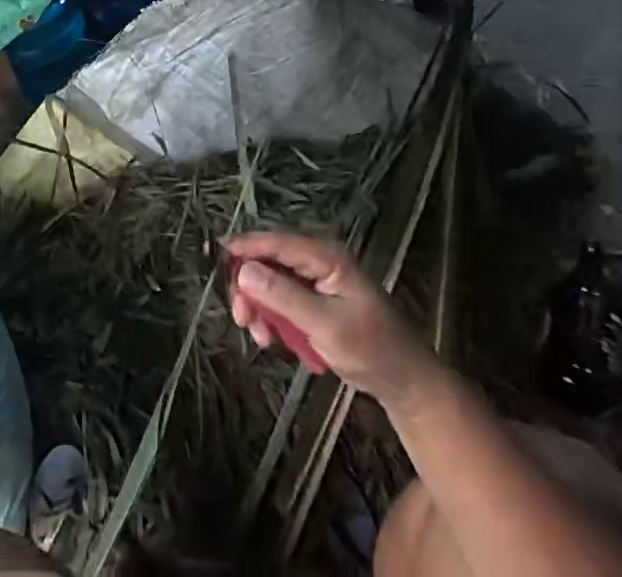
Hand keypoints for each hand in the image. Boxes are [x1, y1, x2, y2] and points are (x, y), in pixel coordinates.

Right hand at [225, 231, 441, 409]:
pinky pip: (281, 300)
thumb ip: (283, 296)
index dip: (246, 247)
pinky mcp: (314, 300)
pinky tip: (272, 339)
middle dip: (250, 287)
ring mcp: (317, 281)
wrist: (404, 380)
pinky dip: (272, 318)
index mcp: (326, 256)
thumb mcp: (324, 325)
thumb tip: (243, 271)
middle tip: (241, 317)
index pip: (277, 241)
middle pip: (269, 261)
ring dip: (259, 307)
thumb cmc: (371, 349)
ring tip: (260, 336)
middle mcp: (319, 261)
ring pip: (271, 283)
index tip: (218, 257)